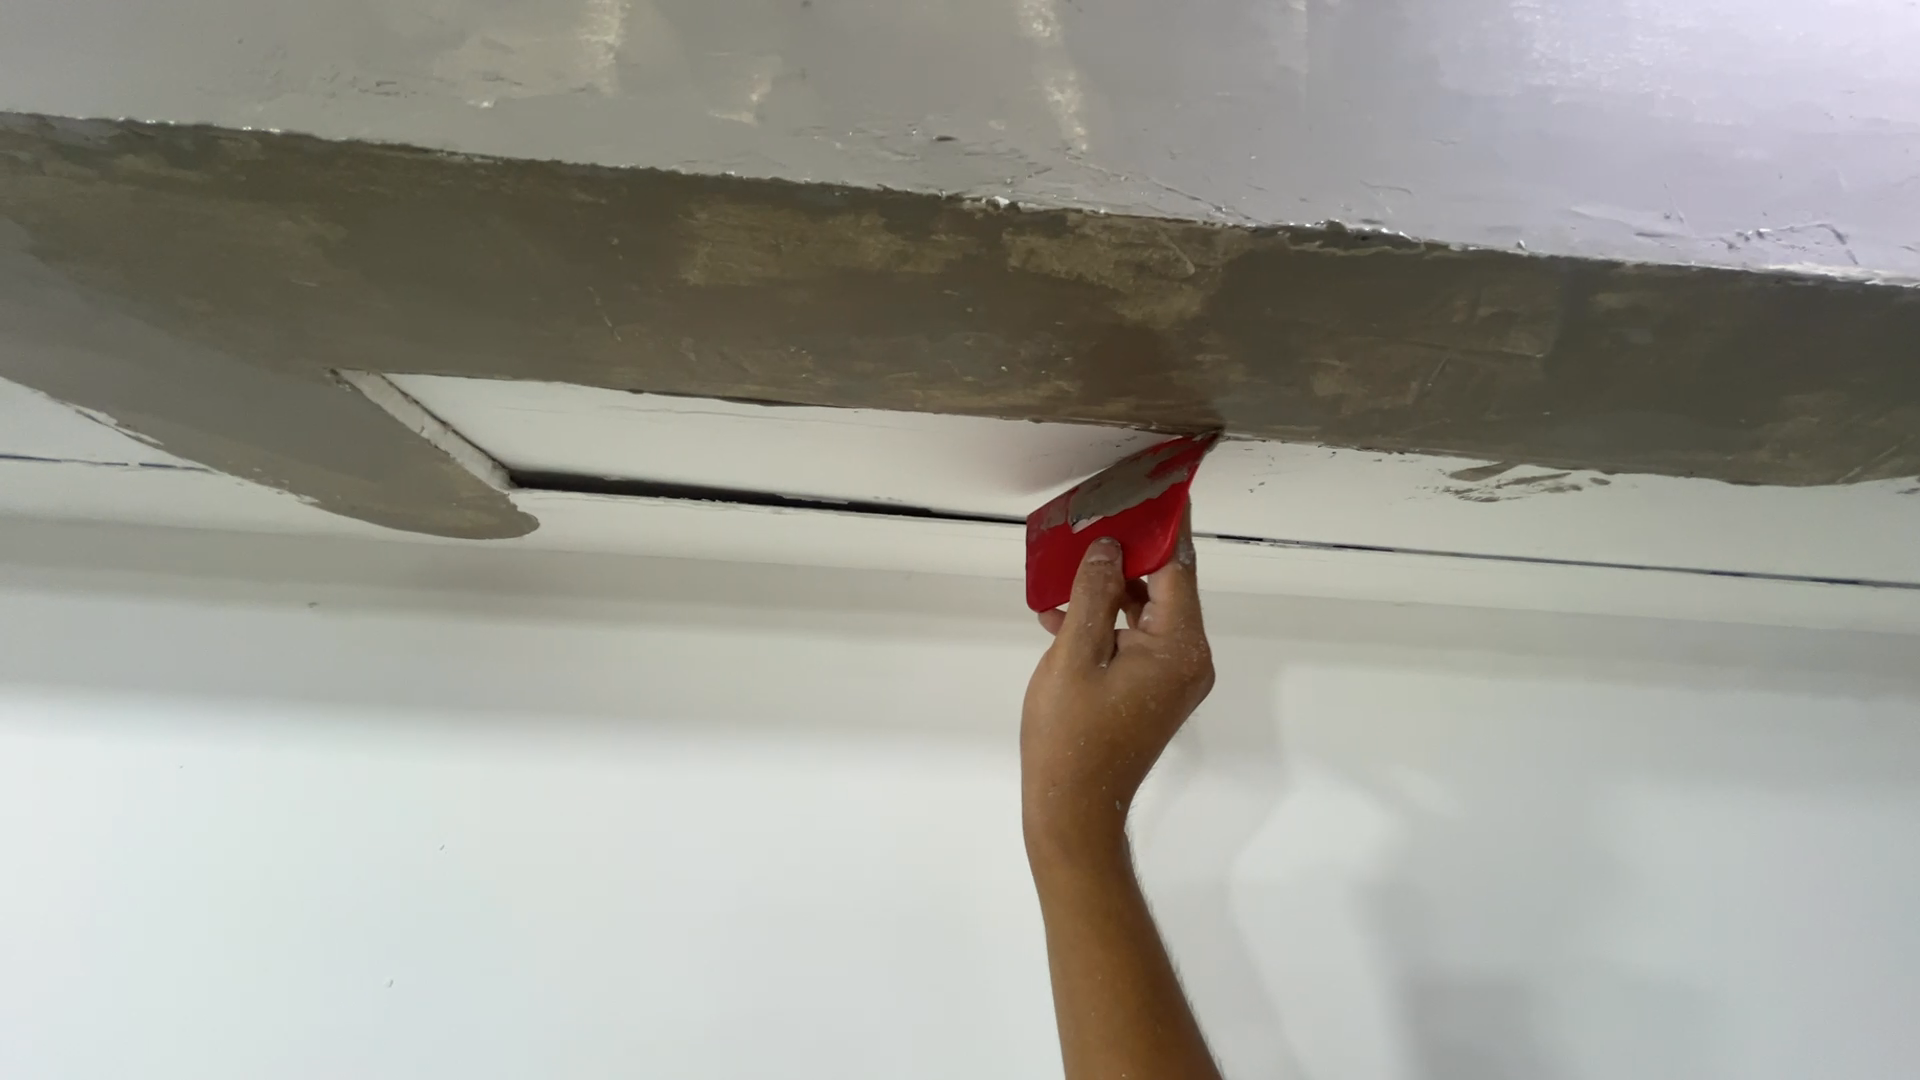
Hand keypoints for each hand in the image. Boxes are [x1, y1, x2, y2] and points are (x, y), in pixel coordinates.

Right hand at [1021, 511, 1213, 851]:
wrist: (1072, 807)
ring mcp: (1173, 679)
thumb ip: (1096, 592)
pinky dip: (1106, 626)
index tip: (1146, 492)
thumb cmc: (1070, 731)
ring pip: (1145, 615)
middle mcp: (1189, 659)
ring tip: (1064, 577)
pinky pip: (1135, 641)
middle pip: (1164, 589)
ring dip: (1107, 594)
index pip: (1178, 568)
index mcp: (1180, 647)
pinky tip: (1061, 620)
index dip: (1160, 529)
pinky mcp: (1154, 692)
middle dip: (1125, 559)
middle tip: (1088, 531)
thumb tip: (1112, 546)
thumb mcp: (1075, 652)